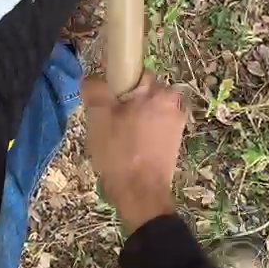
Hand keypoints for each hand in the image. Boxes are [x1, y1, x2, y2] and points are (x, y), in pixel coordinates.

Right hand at [81, 73, 186, 234]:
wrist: (141, 196)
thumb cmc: (120, 152)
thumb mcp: (98, 116)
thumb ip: (94, 88)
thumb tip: (93, 80)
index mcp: (158, 91)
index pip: (132, 71)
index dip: (113, 83)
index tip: (102, 100)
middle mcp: (173, 102)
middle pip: (138, 91)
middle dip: (121, 103)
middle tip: (105, 122)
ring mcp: (176, 123)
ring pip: (143, 110)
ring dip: (129, 119)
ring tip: (114, 140)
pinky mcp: (173, 141)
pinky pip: (150, 126)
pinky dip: (138, 133)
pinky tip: (126, 149)